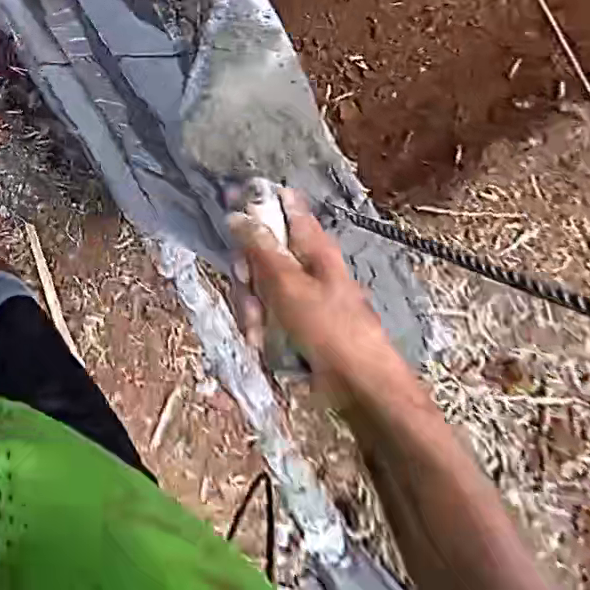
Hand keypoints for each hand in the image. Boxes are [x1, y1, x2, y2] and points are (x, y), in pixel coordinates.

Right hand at [229, 188, 411, 402]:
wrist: (360, 390)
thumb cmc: (329, 329)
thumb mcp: (287, 282)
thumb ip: (259, 246)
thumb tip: (236, 213)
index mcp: (313, 246)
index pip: (285, 205)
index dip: (256, 199)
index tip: (229, 200)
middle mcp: (306, 264)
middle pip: (260, 248)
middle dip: (247, 269)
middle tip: (246, 282)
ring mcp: (299, 293)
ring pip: (257, 281)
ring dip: (250, 302)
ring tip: (257, 325)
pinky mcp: (293, 319)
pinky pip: (263, 308)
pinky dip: (257, 321)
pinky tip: (259, 338)